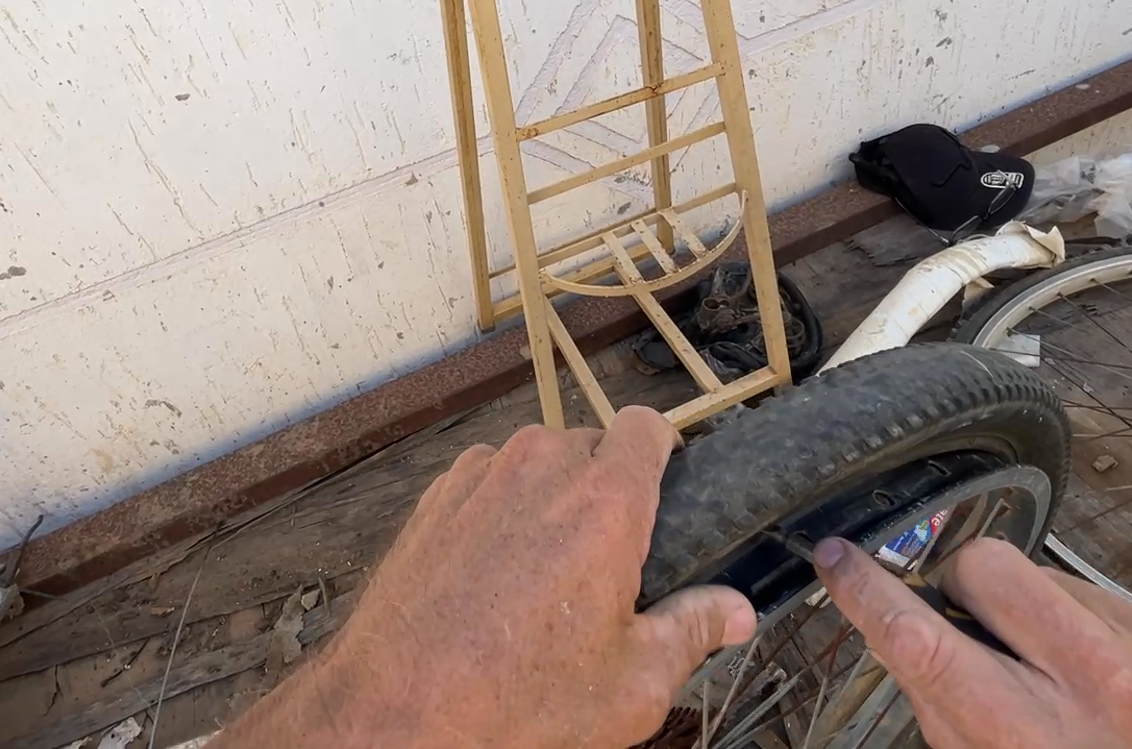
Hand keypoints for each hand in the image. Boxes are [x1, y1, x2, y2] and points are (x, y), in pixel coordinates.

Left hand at [214, 406, 756, 748]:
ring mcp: (485, 469)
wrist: (396, 705)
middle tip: (600, 555)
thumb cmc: (519, 699)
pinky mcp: (442, 486)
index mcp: (605, 499)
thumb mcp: (629, 684)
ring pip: (539, 460)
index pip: (647, 424)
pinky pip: (490, 476)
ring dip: (550, 494)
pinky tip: (491, 566)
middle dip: (604, 486)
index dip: (660, 447)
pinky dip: (501, 503)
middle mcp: (544, 464)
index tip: (662, 479)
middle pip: (593, 446)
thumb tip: (736, 610)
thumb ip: (692, 631)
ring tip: (539, 567)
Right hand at [812, 536, 1131, 747]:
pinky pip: (1111, 599)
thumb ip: (953, 721)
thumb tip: (904, 637)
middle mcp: (1121, 697)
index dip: (866, 591)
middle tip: (983, 630)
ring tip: (1077, 677)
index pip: (924, 643)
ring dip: (1039, 614)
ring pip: (1047, 576)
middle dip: (964, 585)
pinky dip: (1100, 632)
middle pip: (983, 569)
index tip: (835, 556)